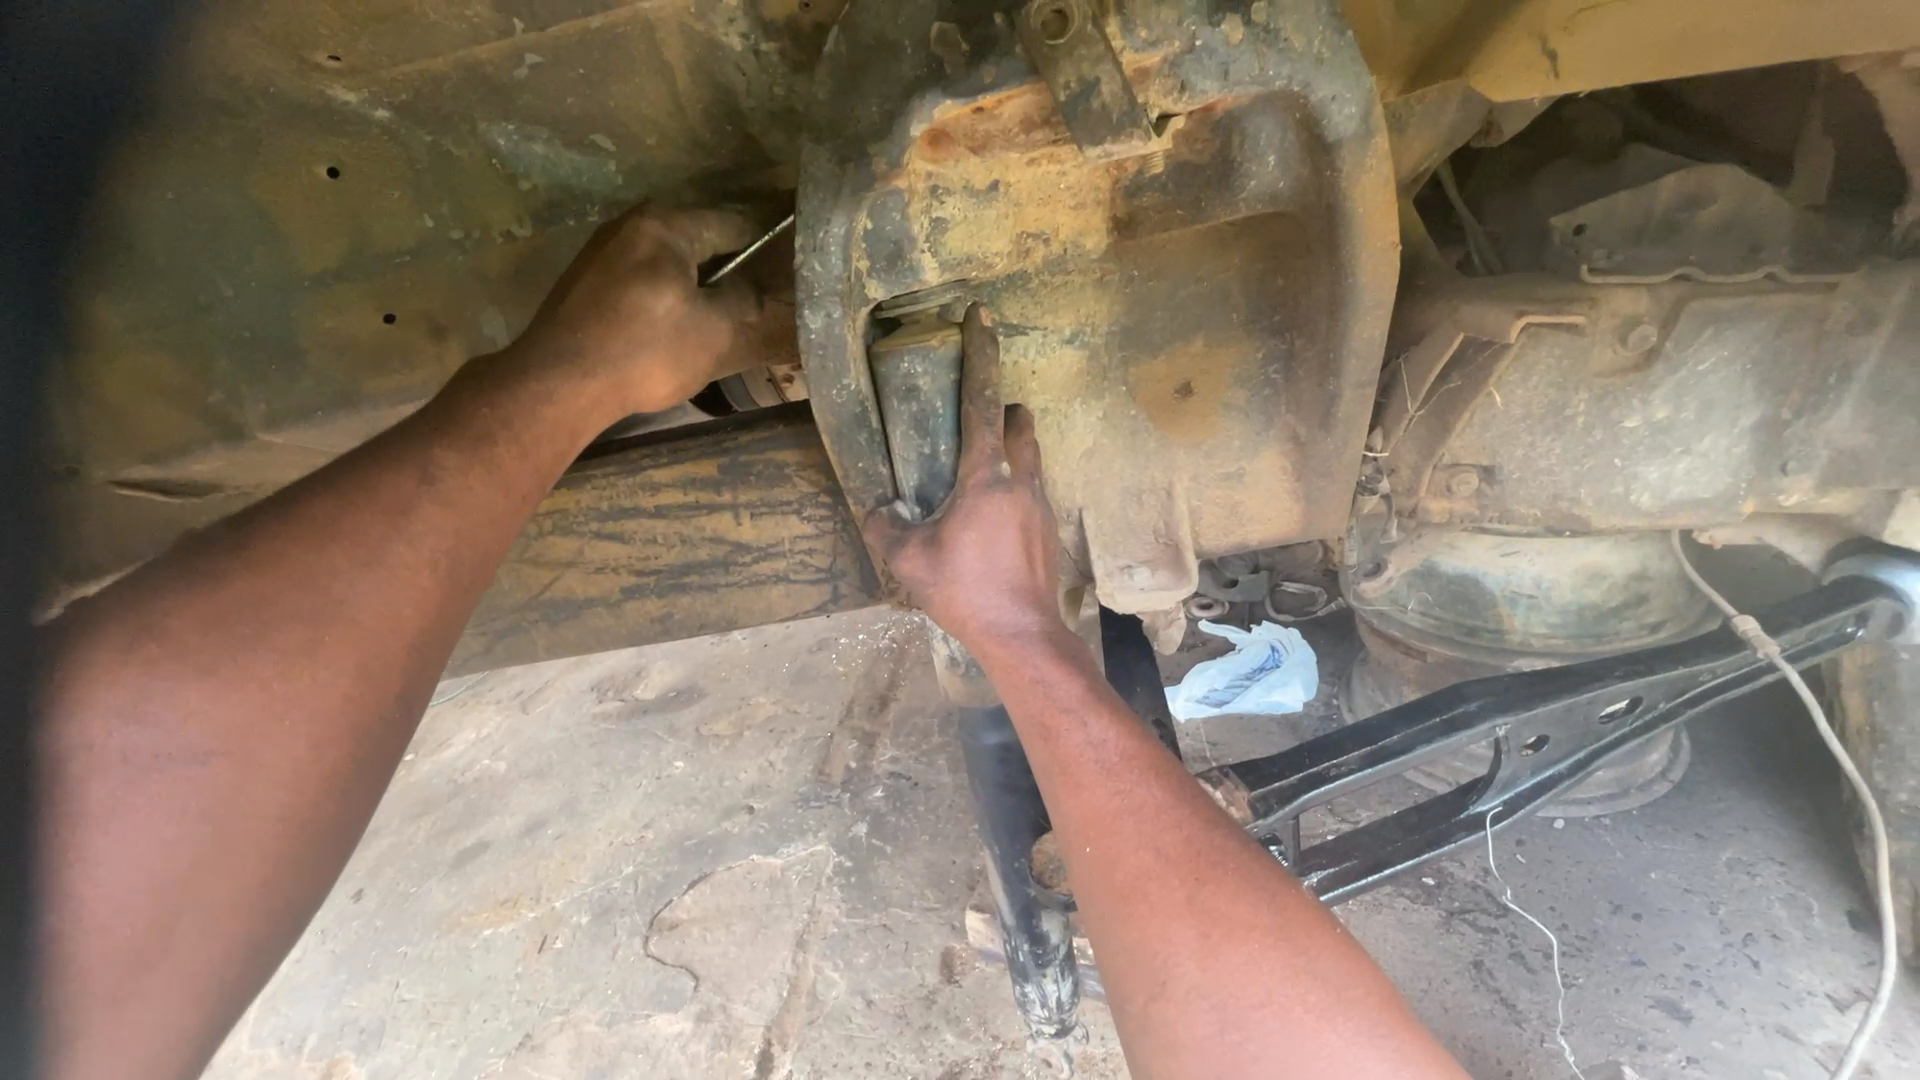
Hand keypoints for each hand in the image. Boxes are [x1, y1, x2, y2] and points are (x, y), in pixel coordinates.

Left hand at [509, 207, 764, 414]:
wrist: (563, 382)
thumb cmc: (649, 351)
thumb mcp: (714, 330)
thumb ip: (741, 300)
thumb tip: (751, 291)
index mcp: (665, 225)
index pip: (732, 224)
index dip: (763, 249)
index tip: (781, 274)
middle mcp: (630, 225)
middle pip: (695, 238)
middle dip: (726, 267)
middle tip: (750, 301)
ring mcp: (602, 250)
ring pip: (666, 259)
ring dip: (694, 282)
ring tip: (714, 316)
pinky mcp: (586, 280)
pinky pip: (641, 276)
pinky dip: (664, 293)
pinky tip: (672, 325)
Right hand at [862, 305, 1063, 653]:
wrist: (1021, 633)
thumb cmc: (965, 589)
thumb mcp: (909, 560)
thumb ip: (886, 526)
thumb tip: (877, 508)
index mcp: (986, 476)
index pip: (982, 401)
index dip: (981, 355)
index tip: (982, 317)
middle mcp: (1021, 480)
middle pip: (1019, 423)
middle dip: (1002, 409)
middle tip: (975, 421)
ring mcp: (1041, 505)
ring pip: (1031, 458)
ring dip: (1011, 450)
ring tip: (978, 476)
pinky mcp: (1049, 530)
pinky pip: (1033, 491)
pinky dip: (1016, 488)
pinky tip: (993, 521)